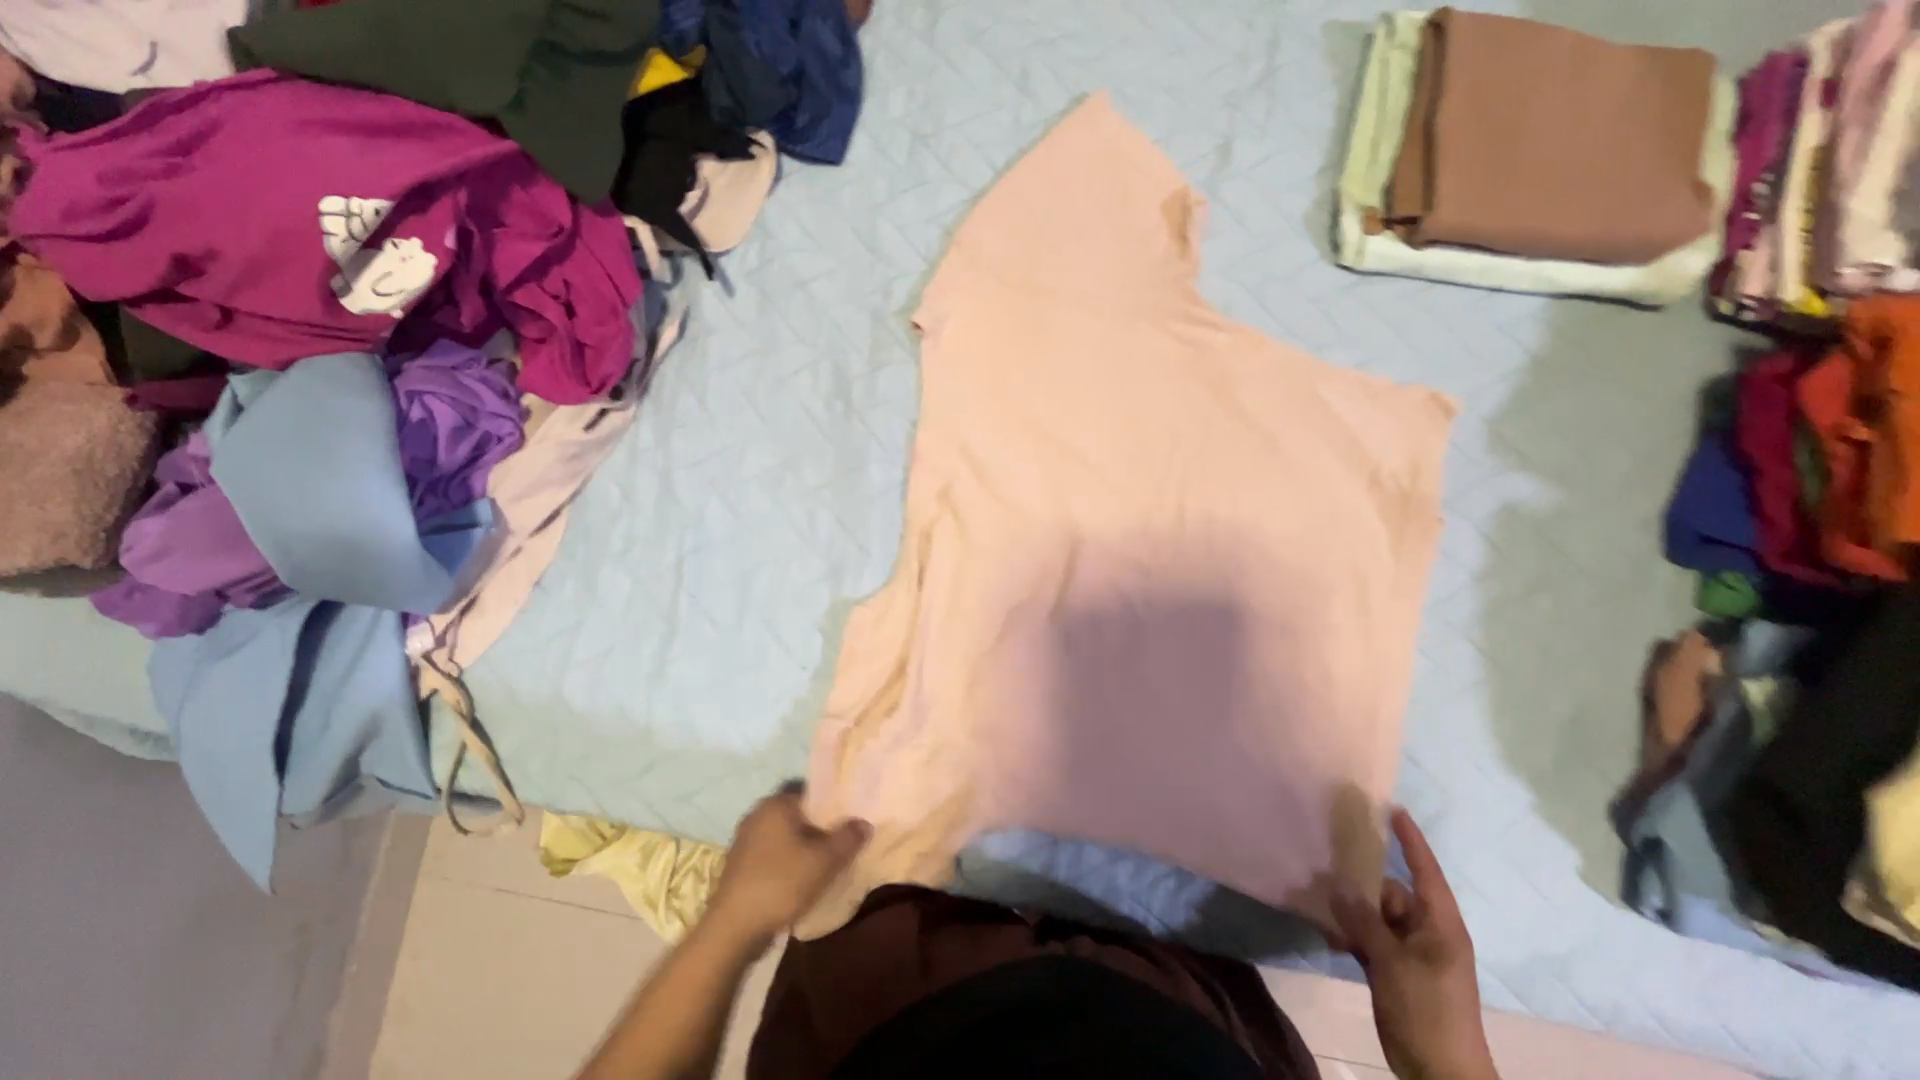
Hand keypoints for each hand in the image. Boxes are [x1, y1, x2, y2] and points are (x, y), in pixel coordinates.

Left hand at [707, 783, 870, 942]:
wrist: (735, 927)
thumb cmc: (782, 883)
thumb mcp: (824, 861)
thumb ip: (847, 838)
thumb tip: (863, 823)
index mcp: (775, 804)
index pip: (811, 792)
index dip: (833, 805)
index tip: (850, 820)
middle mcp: (757, 815)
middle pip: (798, 814)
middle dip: (820, 827)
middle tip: (843, 843)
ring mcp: (745, 840)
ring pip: (785, 835)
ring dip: (804, 846)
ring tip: (827, 863)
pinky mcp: (740, 864)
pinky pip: (772, 853)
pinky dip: (788, 861)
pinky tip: (802, 878)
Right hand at [1331, 808, 1498, 1079]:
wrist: (1440, 1071)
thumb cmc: (1427, 1010)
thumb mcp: (1392, 963)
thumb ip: (1363, 922)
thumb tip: (1337, 886)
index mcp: (1440, 925)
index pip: (1426, 871)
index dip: (1411, 841)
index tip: (1393, 810)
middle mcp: (1428, 933)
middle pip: (1392, 894)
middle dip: (1361, 886)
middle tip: (1323, 872)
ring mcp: (1412, 955)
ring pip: (1377, 919)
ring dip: (1351, 914)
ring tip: (1317, 906)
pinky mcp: (1396, 974)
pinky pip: (1371, 942)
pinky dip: (1351, 937)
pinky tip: (1326, 937)